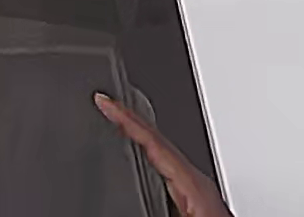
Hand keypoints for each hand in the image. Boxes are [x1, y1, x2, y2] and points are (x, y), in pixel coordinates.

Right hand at [95, 93, 231, 216]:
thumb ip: (156, 201)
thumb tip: (119, 203)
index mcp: (194, 184)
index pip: (152, 139)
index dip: (125, 117)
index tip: (104, 101)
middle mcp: (197, 182)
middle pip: (157, 137)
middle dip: (130, 116)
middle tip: (105, 101)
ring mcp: (199, 191)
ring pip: (163, 149)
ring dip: (139, 131)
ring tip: (117, 118)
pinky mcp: (198, 202)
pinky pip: (167, 163)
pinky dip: (148, 149)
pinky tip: (140, 152)